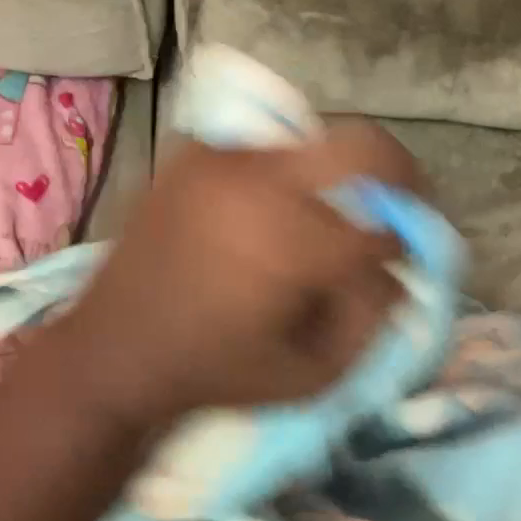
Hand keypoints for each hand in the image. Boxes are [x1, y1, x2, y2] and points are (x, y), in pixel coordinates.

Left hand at [53, 120, 421, 422]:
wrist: (111, 351)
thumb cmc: (216, 372)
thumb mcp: (311, 373)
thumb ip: (371, 319)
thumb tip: (399, 270)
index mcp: (293, 243)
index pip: (386, 225)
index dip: (409, 241)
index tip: (403, 258)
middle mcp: (262, 181)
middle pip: (365, 146)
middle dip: (400, 178)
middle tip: (400, 209)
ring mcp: (223, 158)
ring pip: (315, 146)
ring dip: (337, 181)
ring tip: (319, 227)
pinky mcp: (193, 156)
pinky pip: (266, 154)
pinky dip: (286, 181)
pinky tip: (267, 222)